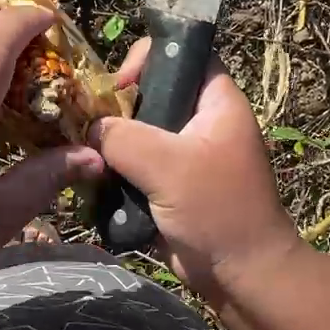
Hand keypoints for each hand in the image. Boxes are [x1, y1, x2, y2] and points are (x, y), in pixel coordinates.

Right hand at [92, 39, 304, 301]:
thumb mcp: (169, 165)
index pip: (182, 54)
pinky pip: (133, 170)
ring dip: (112, 149)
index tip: (119, 87)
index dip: (148, 58)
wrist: (240, 274)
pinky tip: (98, 184)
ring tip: (92, 161)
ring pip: (136, 136)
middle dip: (118, 110)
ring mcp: (183, 159)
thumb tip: (88, 128)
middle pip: (149, 96)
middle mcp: (199, 124)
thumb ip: (123, 138)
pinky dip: (116, 176)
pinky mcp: (167, 189)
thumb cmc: (218, 210)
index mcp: (215, 102)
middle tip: (94, 130)